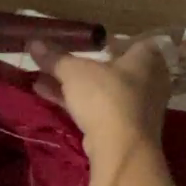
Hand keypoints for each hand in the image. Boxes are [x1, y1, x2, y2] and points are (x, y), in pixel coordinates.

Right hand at [30, 38, 170, 153]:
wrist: (122, 144)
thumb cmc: (106, 96)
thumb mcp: (74, 71)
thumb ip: (55, 57)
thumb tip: (34, 43)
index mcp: (148, 61)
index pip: (139, 43)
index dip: (117, 40)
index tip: (94, 41)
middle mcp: (150, 81)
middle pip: (117, 67)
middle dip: (88, 64)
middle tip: (62, 58)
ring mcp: (140, 105)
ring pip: (104, 88)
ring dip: (75, 82)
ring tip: (41, 74)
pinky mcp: (127, 124)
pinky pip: (99, 106)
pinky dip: (75, 99)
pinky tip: (43, 92)